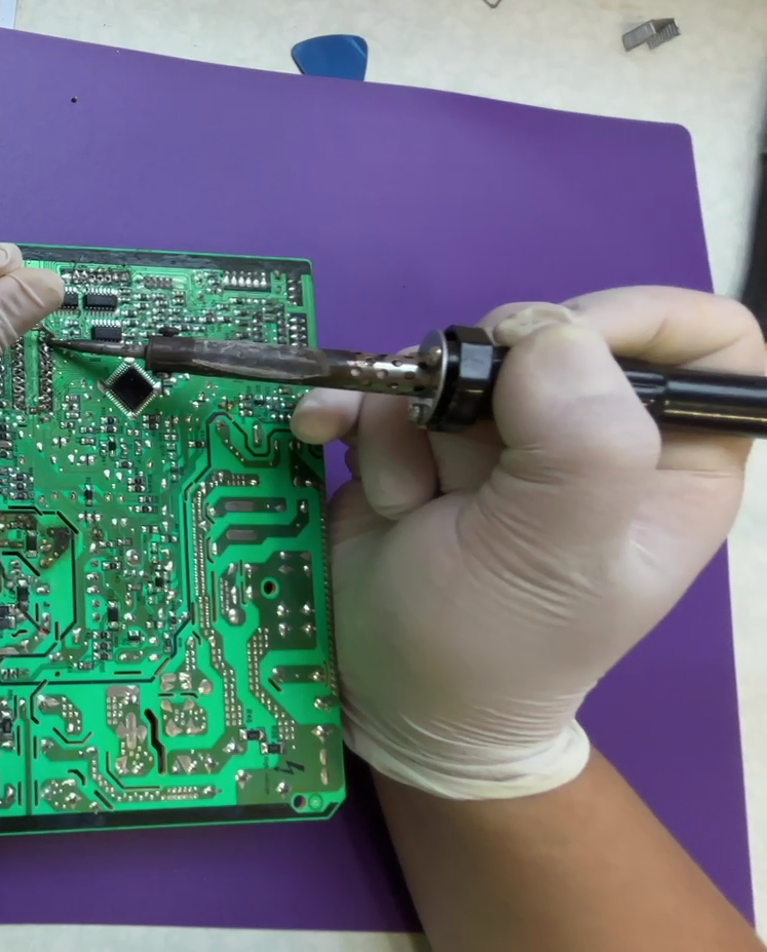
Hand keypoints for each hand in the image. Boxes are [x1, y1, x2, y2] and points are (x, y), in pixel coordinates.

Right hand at [292, 287, 761, 798]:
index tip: (538, 353)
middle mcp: (570, 439)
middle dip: (468, 399)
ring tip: (401, 506)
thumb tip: (542, 331)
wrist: (382, 685)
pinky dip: (335, 409)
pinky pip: (364, 397)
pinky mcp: (394, 451)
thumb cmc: (490, 637)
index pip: (695, 344)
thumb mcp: (553, 554)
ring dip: (396, 433)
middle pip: (528, 346)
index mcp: (659, 460)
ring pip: (432, 373)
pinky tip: (314, 430)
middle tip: (447, 467)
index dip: (625, 325)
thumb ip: (579, 443)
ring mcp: (473, 444)